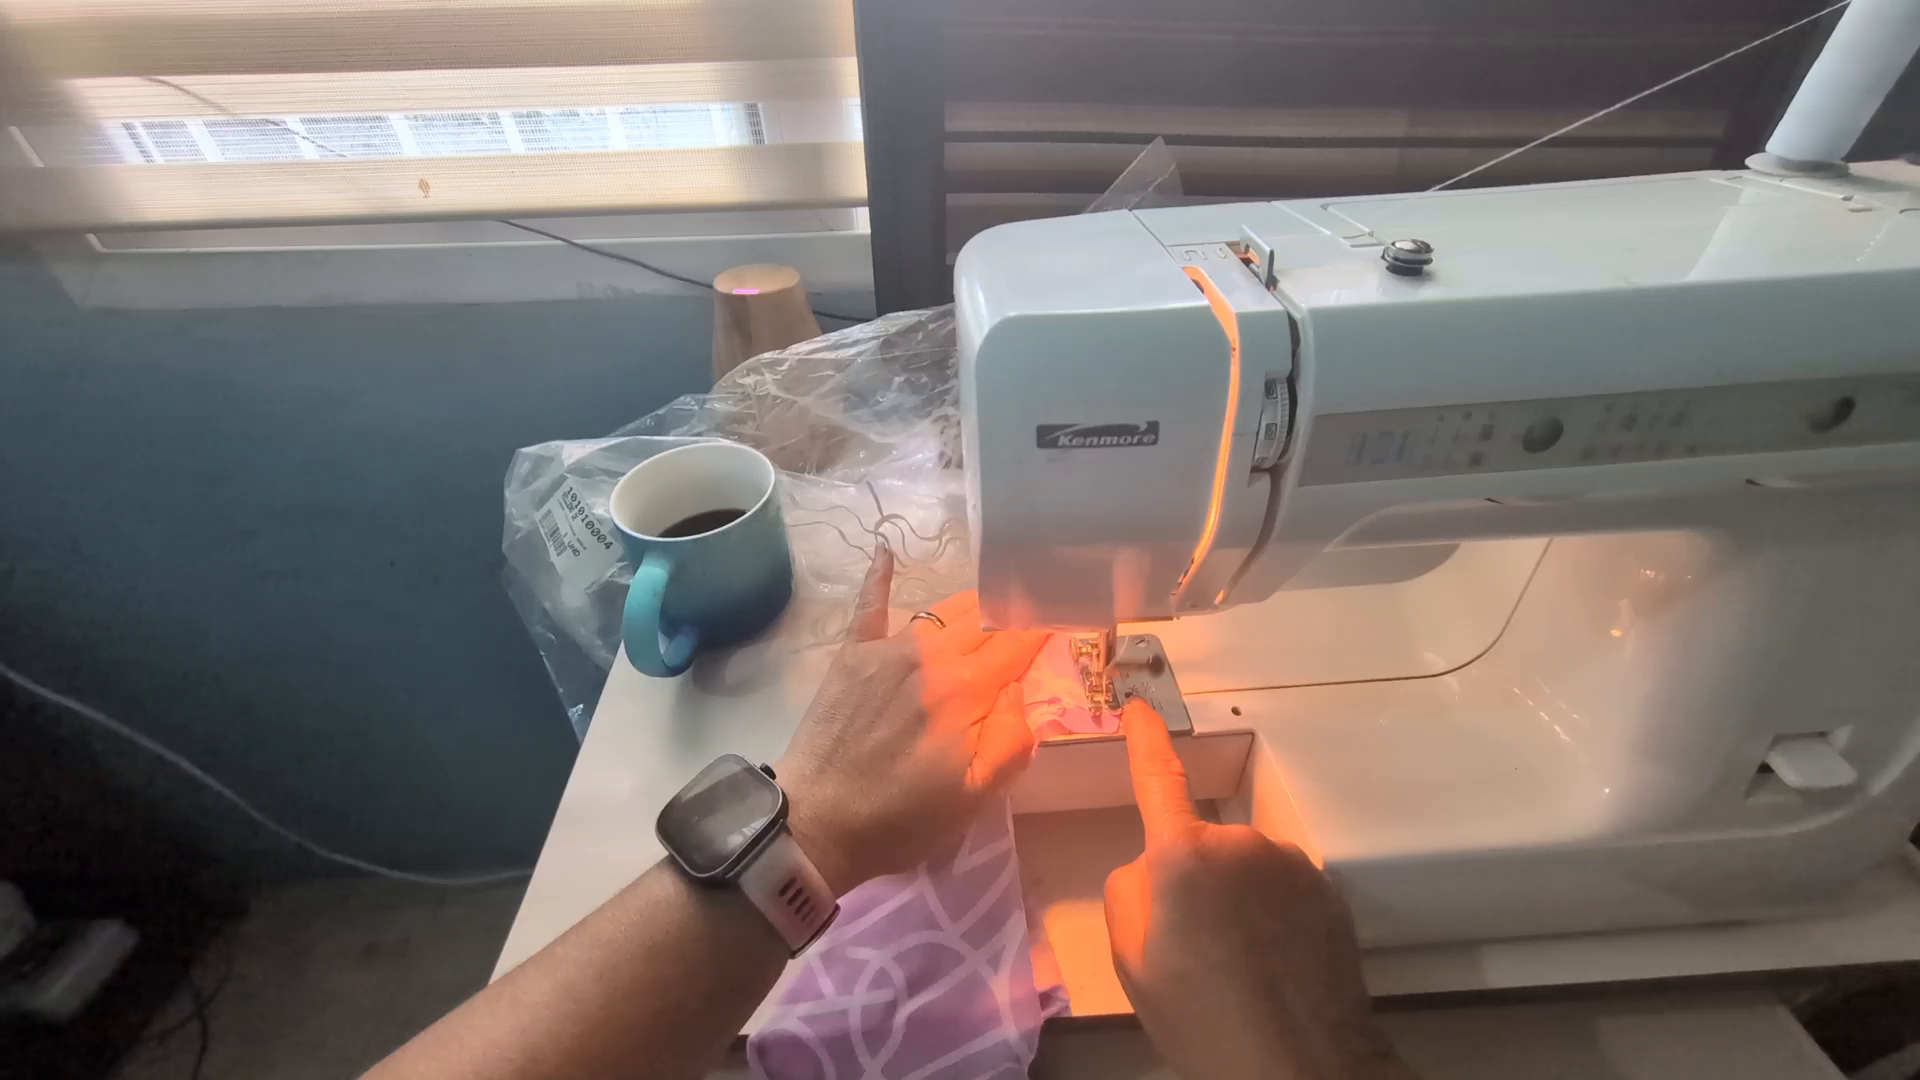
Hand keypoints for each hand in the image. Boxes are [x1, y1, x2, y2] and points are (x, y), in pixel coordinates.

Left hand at [777, 544, 1048, 895]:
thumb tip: (1021, 690)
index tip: (1064, 615)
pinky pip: (871, 604)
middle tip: (1033, 610)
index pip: (1017, 643)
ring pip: (942, 612)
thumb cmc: (902, 818)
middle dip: (1014, 613)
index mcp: (966, 689)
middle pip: (985, 620)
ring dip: (972, 606)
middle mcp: (931, 654)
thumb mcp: (976, 797)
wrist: (817, 824)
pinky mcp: (852, 652)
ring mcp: (888, 647)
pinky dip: (880, 577)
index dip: (1044, 627)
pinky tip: (885, 549)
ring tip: (993, 600)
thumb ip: (1012, 739)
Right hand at [1105, 699, 1415, 1079]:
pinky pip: (1280, 885)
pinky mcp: (1328, 890)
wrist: (1305, 1074)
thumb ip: (1130, 888)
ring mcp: (1291, 863)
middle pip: (1199, 842)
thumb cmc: (1202, 1018)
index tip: (1139, 707)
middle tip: (1196, 943)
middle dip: (1192, 875)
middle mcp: (1241, 841)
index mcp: (1184, 854)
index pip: (1156, 776)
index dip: (1145, 738)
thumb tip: (1156, 864)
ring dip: (1237, 895)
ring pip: (1243, 865)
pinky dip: (1272, 911)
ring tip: (1243, 963)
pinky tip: (1279, 964)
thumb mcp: (1132, 958)